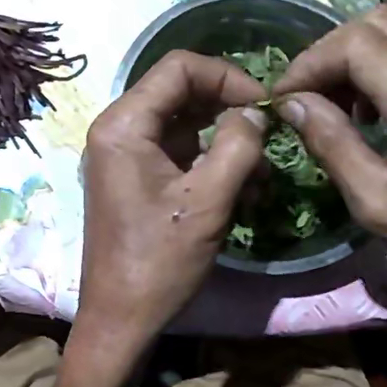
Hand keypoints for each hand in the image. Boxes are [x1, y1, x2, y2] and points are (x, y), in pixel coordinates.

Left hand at [78, 50, 267, 343]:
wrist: (121, 318)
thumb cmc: (160, 260)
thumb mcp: (208, 200)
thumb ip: (238, 145)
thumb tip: (255, 113)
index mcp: (124, 125)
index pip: (179, 68)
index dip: (227, 76)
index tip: (264, 106)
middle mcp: (118, 130)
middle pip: (182, 94)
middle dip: (230, 113)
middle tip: (269, 141)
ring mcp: (126, 156)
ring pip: (185, 126)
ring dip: (226, 144)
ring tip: (260, 180)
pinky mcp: (136, 179)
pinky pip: (179, 155)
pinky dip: (211, 165)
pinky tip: (242, 193)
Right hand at [273, 6, 386, 306]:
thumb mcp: (373, 203)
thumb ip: (331, 143)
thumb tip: (290, 102)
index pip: (359, 46)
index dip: (311, 63)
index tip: (284, 97)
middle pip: (378, 23)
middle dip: (329, 53)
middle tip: (304, 96)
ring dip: (353, 55)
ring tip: (332, 101)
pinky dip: (379, 61)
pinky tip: (367, 102)